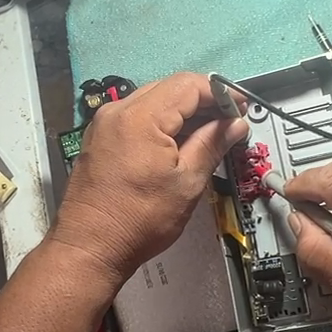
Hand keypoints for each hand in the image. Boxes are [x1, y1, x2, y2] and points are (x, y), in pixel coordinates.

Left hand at [47, 73, 248, 287]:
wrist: (89, 247)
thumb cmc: (139, 219)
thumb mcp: (187, 182)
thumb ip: (212, 144)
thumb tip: (236, 124)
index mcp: (140, 117)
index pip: (188, 84)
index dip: (219, 92)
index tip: (241, 107)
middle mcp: (118, 111)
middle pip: (169, 88)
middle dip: (202, 101)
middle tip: (228, 123)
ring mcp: (104, 123)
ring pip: (152, 101)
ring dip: (182, 112)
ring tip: (208, 135)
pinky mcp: (99, 138)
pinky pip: (136, 117)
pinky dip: (160, 123)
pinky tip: (178, 144)